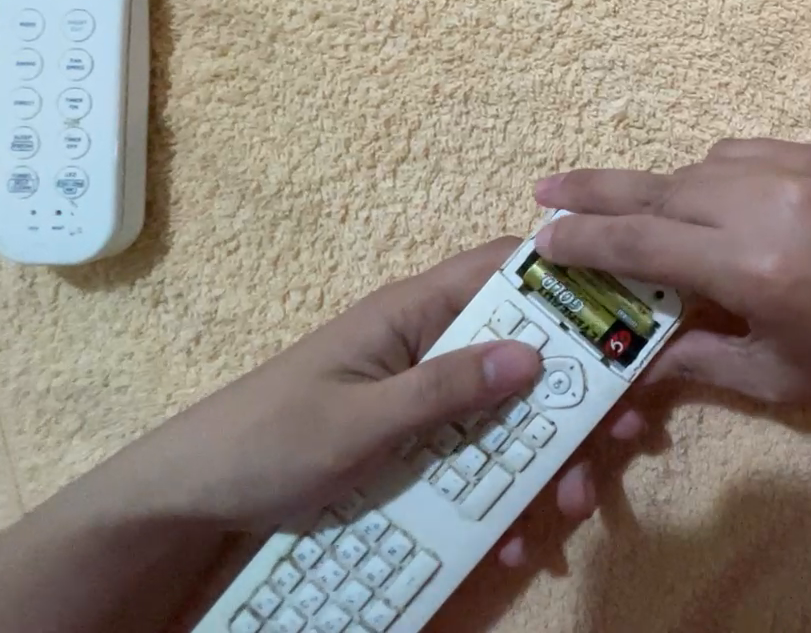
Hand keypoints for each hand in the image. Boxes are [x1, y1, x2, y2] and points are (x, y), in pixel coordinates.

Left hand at [105, 238, 645, 538]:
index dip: (570, 281)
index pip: (508, 270)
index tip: (625, 316)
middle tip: (628, 426)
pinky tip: (515, 539)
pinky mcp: (428, 439)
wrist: (181, 511)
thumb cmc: (262, 445)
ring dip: (554, 453)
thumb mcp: (355, 422)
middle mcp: (439, 343)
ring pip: (518, 407)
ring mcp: (436, 393)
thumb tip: (534, 356)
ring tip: (575, 501)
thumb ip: (443, 389)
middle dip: (581, 390)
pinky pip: (486, 452)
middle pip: (531, 346)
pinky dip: (509, 492)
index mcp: (420, 312)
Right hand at [532, 139, 810, 402]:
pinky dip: (714, 172)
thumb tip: (640, 356)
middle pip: (658, 188)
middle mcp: (763, 203)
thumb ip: (703, 360)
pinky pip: (744, 151)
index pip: (642, 243)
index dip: (584, 238)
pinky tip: (712, 195)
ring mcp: (794, 167)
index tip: (542, 235)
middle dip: (597, 192)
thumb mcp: (785, 377)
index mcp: (751, 266)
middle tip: (547, 190)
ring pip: (700, 165)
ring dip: (663, 188)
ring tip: (639, 211)